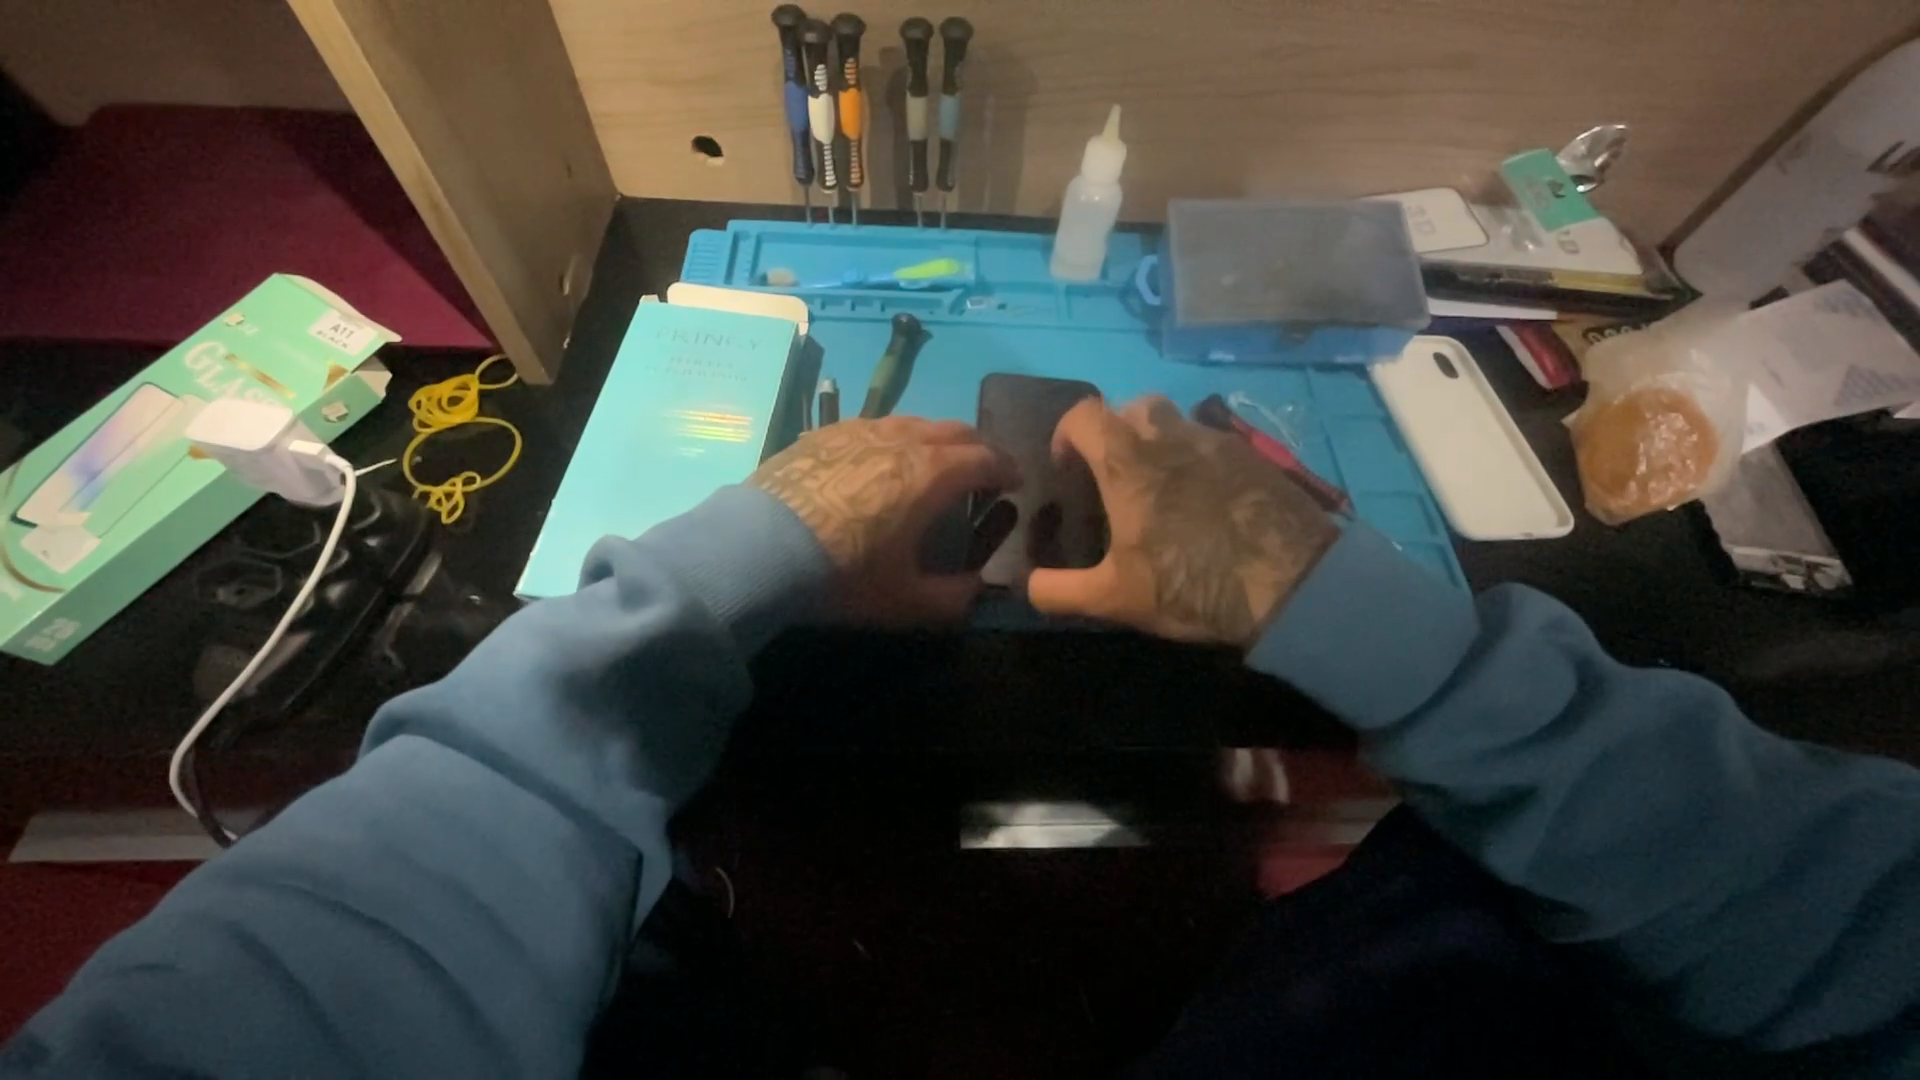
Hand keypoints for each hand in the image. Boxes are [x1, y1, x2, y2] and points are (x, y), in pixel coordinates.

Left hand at [750, 416, 1019, 624]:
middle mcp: (902, 440)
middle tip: (982, 471)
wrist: (759, 551)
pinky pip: (874, 425)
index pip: (986, 458)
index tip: (1014, 483)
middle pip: (954, 430)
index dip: (1007, 469)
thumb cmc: (843, 576)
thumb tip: (976, 590)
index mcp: (931, 474)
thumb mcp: (905, 601)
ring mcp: (860, 430)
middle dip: (977, 448)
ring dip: (936, 439)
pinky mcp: (825, 433)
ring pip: (914, 422)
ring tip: (934, 462)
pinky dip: (894, 438)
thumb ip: (953, 599)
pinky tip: (881, 458)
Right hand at [1027, 397, 1336, 647]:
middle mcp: (1169, 436)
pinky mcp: (1254, 455)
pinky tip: (1206, 502)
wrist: (1294, 584)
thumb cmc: (1192, 584)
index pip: (1083, 415)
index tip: (1066, 468)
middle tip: (1114, 475)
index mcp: (1126, 461)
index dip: (1066, 434)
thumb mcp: (1114, 599)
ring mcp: (1217, 441)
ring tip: (1161, 488)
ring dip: (1158, 442)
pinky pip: (1212, 442)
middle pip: (1132, 407)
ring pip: (1176, 421)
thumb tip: (1026, 586)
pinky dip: (1197, 460)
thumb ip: (1058, 591)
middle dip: (1114, 432)